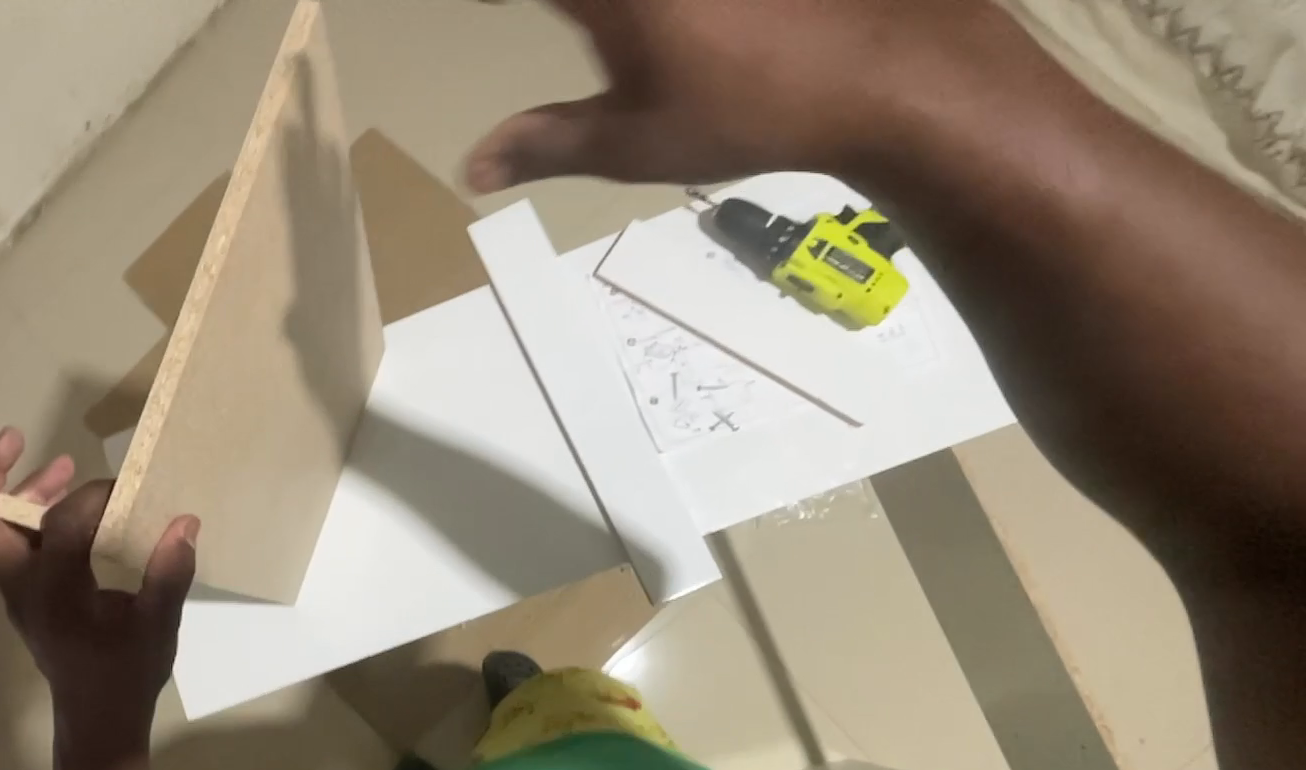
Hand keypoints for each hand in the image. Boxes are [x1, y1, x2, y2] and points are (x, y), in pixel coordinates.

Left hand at [0, 429, 199, 769]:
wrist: (97, 719)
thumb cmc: (126, 675)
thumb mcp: (157, 627)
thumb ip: (169, 574)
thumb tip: (185, 522)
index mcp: (53, 593)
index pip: (63, 524)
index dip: (96, 497)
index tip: (130, 491)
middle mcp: (23, 587)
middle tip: (17, 438)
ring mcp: (19, 592)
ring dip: (15, 491)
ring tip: (59, 464)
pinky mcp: (28, 595)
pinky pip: (14, 544)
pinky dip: (31, 514)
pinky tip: (68, 503)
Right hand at [464, 0, 1019, 190]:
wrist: (882, 70)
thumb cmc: (743, 115)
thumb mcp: (629, 145)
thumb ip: (541, 145)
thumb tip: (470, 169)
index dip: (483, 3)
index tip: (475, 23)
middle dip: (563, 11)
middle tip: (576, 34)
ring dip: (597, 13)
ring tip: (614, 39)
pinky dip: (631, 10)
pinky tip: (655, 28)